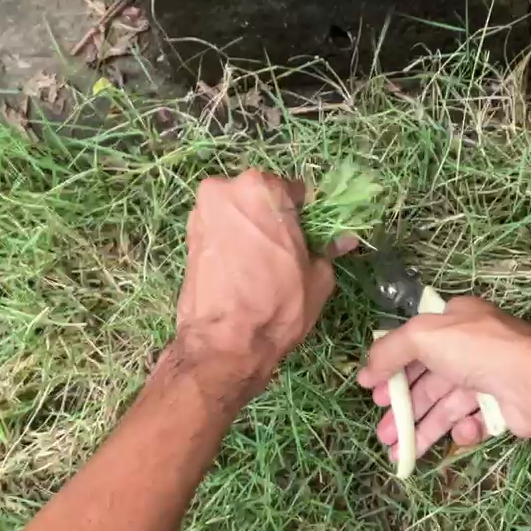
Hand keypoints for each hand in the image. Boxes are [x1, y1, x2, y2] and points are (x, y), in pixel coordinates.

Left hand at [168, 170, 350, 398]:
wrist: (225, 344)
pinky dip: (234, 249)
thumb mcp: (317, 278)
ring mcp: (200, 214)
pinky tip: (244, 276)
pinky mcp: (187, 241)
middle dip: (274, 222)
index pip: (293, 192)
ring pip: (238, 218)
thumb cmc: (278, 306)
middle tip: (287, 257)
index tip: (310, 239)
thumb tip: (343, 240)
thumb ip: (328, 250)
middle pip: (260, 200)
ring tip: (264, 270)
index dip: (305, 217)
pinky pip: (221, 236)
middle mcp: (224, 189)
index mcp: (260, 187)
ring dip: (252, 235)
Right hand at [357, 296, 530, 457]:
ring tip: (397, 451)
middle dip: (403, 408)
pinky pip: (472, 421)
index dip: (391, 367)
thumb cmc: (477, 350)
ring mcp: (487, 379)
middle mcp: (471, 347)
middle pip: (427, 381)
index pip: (415, 343)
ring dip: (420, 428)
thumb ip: (390, 349)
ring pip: (445, 406)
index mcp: (455, 320)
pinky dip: (462, 430)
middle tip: (383, 432)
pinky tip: (460, 433)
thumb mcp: (423, 336)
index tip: (370, 390)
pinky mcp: (500, 408)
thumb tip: (368, 371)